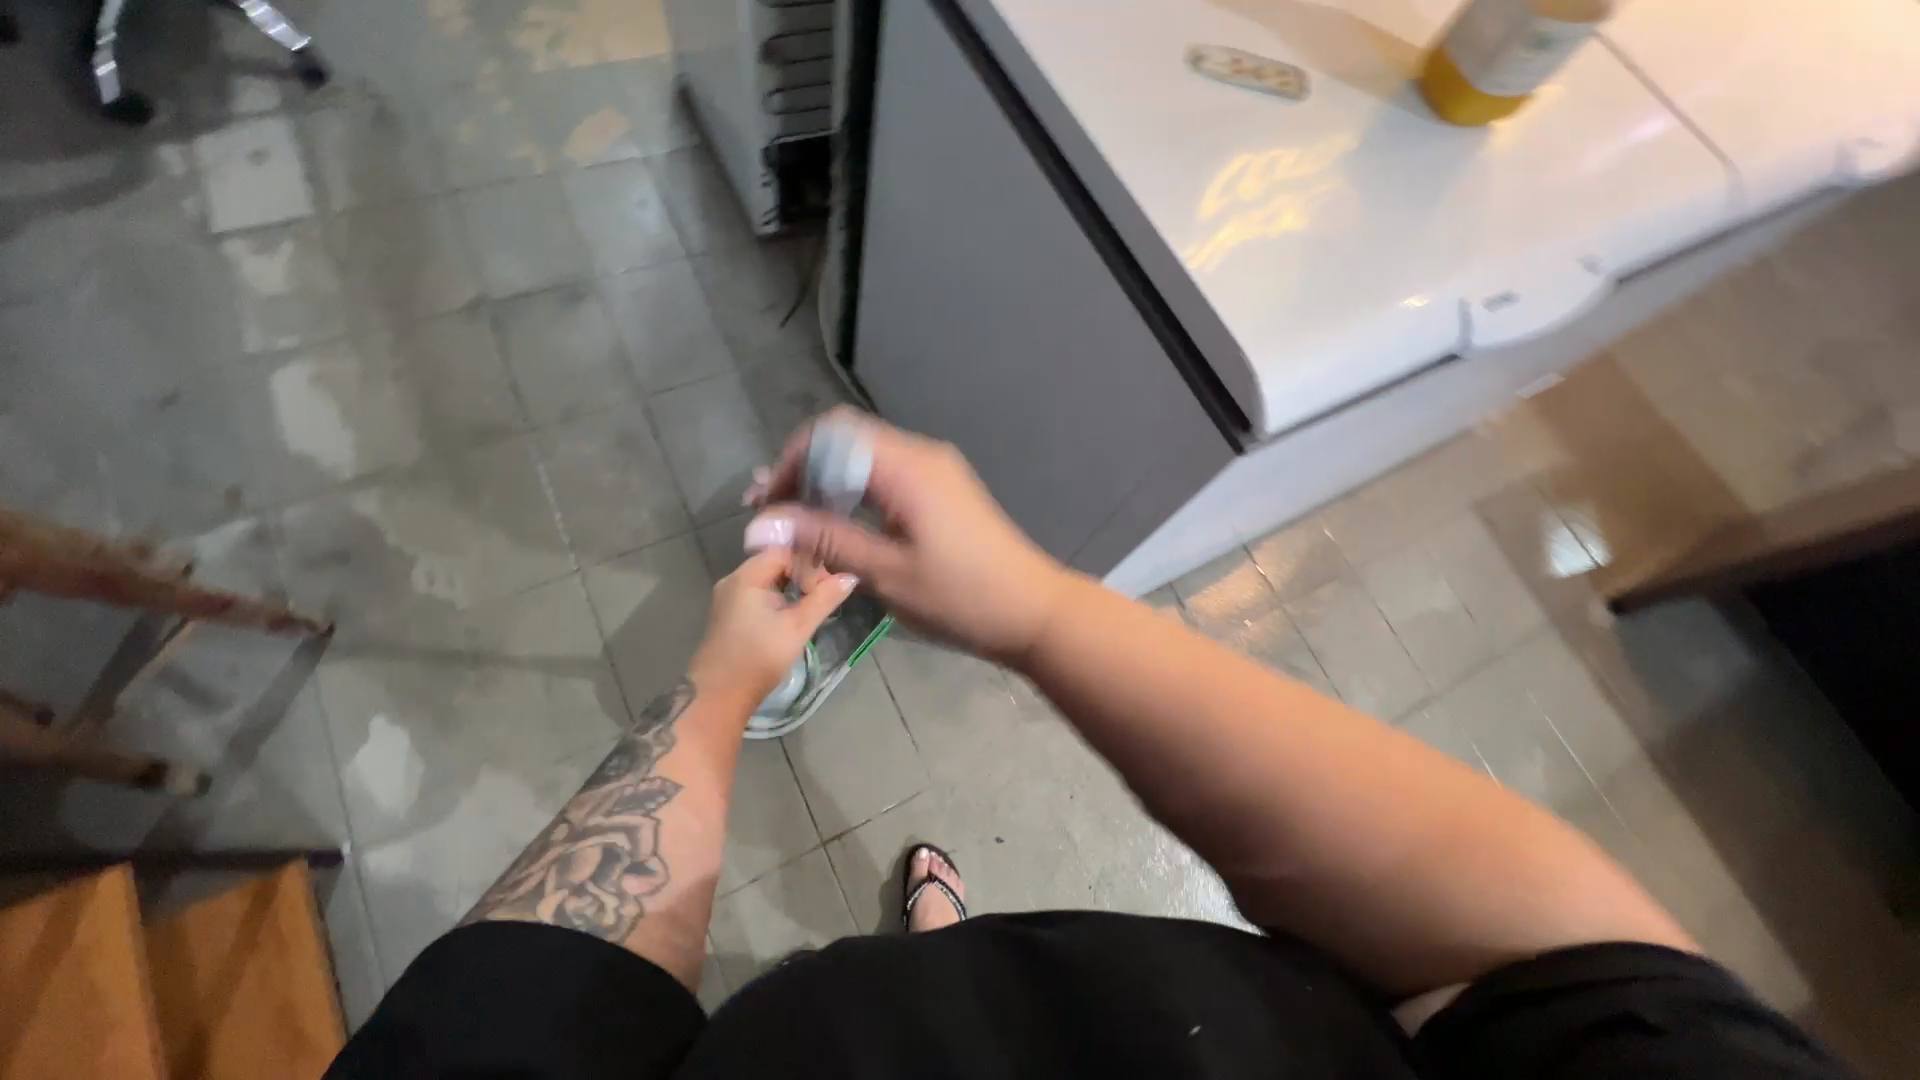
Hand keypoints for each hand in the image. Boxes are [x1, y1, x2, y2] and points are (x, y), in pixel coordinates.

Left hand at [688, 548, 857, 708]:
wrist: (720, 695)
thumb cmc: (759, 657)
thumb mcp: (798, 626)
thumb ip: (825, 598)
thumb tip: (850, 577)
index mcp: (746, 577)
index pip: (784, 552)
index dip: (809, 564)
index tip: (826, 587)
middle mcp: (734, 581)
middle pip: (775, 563)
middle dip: (802, 575)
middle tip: (823, 595)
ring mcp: (729, 599)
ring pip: (768, 581)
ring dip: (792, 588)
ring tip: (813, 605)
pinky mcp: (730, 615)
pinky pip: (759, 595)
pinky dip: (779, 599)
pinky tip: (793, 616)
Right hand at [742, 408, 1072, 664]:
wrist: (1033, 611)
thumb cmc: (961, 597)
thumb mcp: (885, 573)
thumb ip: (824, 541)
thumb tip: (759, 524)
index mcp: (906, 467)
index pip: (831, 434)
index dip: (790, 461)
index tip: (766, 502)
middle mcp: (921, 455)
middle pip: (846, 440)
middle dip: (803, 471)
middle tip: (773, 513)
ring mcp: (936, 470)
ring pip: (865, 458)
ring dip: (827, 484)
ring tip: (796, 524)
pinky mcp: (943, 490)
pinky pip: (886, 475)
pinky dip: (855, 493)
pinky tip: (839, 525)